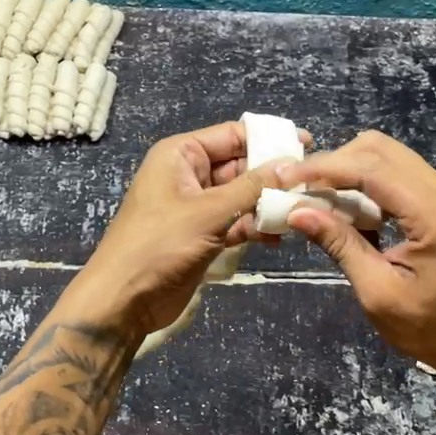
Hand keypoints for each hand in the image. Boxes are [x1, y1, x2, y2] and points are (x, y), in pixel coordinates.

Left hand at [72, 122, 297, 341]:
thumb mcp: (208, 212)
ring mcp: (197, 206)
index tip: (307, 144)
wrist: (124, 299)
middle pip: (241, 164)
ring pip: (242, 195)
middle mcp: (189, 174)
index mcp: (181, 154)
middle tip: (311, 184)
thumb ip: (251, 187)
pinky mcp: (203, 234)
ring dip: (268, 203)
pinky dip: (255, 226)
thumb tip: (290, 164)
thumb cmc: (159, 245)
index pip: (232, 134)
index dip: (269, 137)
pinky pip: (236, 221)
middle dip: (273, 174)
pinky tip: (280, 235)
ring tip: (301, 211)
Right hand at [277, 131, 435, 410]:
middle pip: (379, 149)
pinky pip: (399, 174)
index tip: (285, 177)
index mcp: (434, 214)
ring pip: (388, 155)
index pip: (370, 168)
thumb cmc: (434, 330)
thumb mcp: (379, 293)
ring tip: (316, 196)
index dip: (323, 168)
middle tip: (298, 187)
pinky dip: (367, 181)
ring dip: (349, 169)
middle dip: (333, 162)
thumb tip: (297, 211)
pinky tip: (347, 207)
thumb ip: (340, 245)